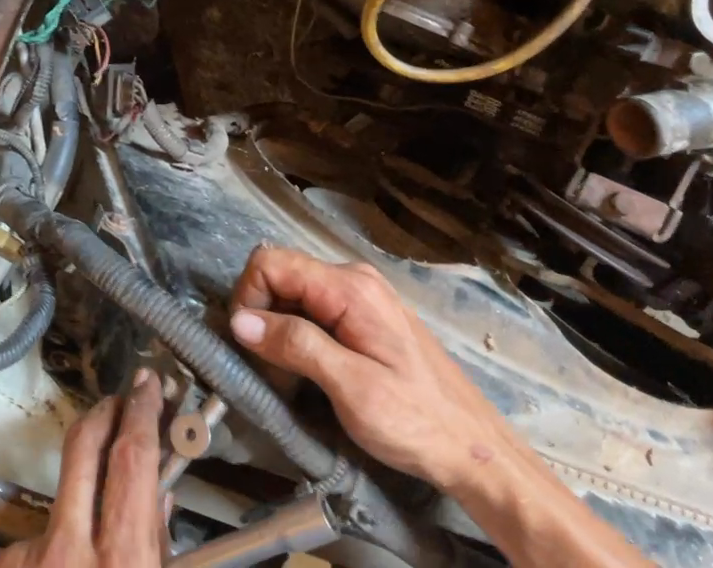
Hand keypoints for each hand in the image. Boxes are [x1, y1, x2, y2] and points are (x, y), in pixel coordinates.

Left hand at [0, 369, 166, 567]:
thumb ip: (154, 546)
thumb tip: (159, 496)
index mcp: (122, 559)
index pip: (130, 460)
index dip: (140, 413)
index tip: (146, 382)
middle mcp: (68, 548)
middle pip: (82, 446)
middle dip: (103, 413)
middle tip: (118, 399)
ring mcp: (26, 555)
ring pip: (54, 499)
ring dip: (73, 500)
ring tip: (82, 543)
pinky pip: (26, 542)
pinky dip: (41, 552)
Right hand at [227, 248, 519, 493]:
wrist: (472, 449)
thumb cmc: (415, 420)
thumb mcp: (352, 387)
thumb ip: (296, 346)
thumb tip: (239, 321)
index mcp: (350, 288)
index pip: (271, 263)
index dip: (248, 298)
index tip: (250, 346)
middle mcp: (353, 279)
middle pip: (280, 277)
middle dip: (262, 320)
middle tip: (273, 372)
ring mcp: (360, 296)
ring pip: (293, 296)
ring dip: (278, 333)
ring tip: (292, 380)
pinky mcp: (363, 316)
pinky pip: (312, 311)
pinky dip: (298, 338)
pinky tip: (310, 373)